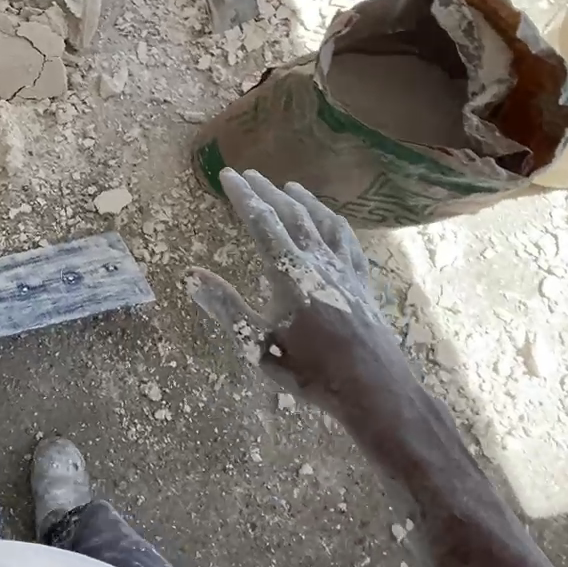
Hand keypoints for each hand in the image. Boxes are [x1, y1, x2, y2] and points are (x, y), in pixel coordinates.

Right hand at [185, 169, 415, 418]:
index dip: (243, 196)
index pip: (262, 223)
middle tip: (250, 175)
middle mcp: (318, 263)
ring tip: (290, 186)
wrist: (376, 392)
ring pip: (323, 223)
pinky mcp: (363, 284)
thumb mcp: (256, 345)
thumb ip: (225, 306)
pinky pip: (349, 242)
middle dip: (268, 192)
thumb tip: (191, 274)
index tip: (228, 175)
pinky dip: (336, 224)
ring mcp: (344, 271)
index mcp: (289, 274)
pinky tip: (333, 221)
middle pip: (291, 216)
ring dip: (304, 201)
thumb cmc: (310, 371)